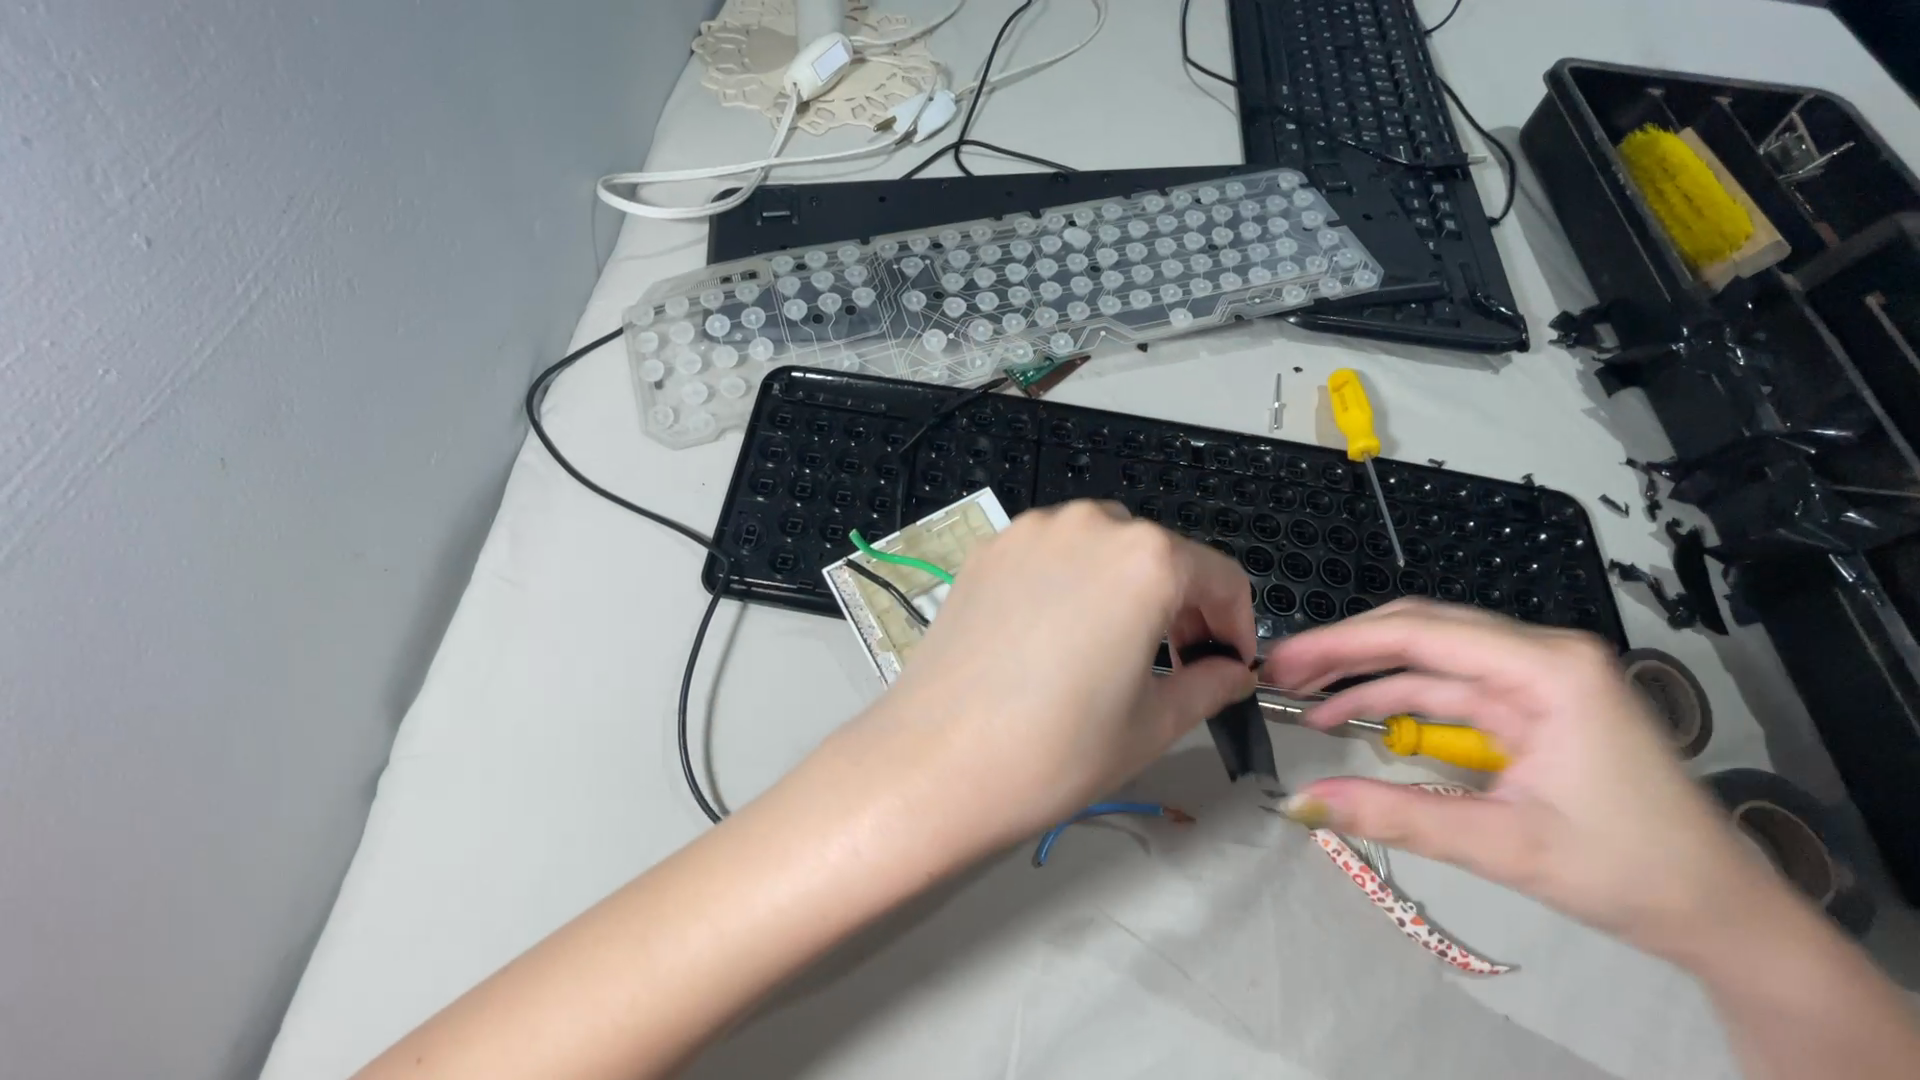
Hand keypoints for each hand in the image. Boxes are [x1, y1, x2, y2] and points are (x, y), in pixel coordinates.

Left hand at [833, 501, 1257, 853]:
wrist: (934, 763)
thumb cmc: (1055, 750)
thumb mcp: (1153, 724)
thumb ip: (1208, 684)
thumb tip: (1230, 672)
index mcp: (1146, 559)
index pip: (1220, 576)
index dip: (1234, 623)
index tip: (1226, 663)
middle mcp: (1089, 526)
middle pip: (1160, 554)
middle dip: (1181, 604)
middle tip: (1177, 663)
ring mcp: (1029, 533)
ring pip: (1104, 548)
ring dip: (1126, 587)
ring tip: (1116, 648)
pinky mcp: (986, 551)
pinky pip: (1052, 555)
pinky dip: (1073, 583)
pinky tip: (1058, 636)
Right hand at [1261, 599, 1780, 958]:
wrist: (1719, 914)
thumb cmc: (1628, 871)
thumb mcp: (1503, 846)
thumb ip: (1395, 816)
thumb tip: (1300, 804)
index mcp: (1549, 670)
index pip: (1422, 634)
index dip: (1340, 643)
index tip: (1279, 660)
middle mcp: (1542, 657)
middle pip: (1421, 632)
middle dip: (1344, 651)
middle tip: (1278, 672)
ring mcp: (1537, 680)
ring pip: (1428, 658)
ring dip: (1363, 675)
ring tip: (1298, 693)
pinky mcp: (1530, 706)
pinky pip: (1447, 690)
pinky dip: (1395, 701)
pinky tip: (1348, 716)